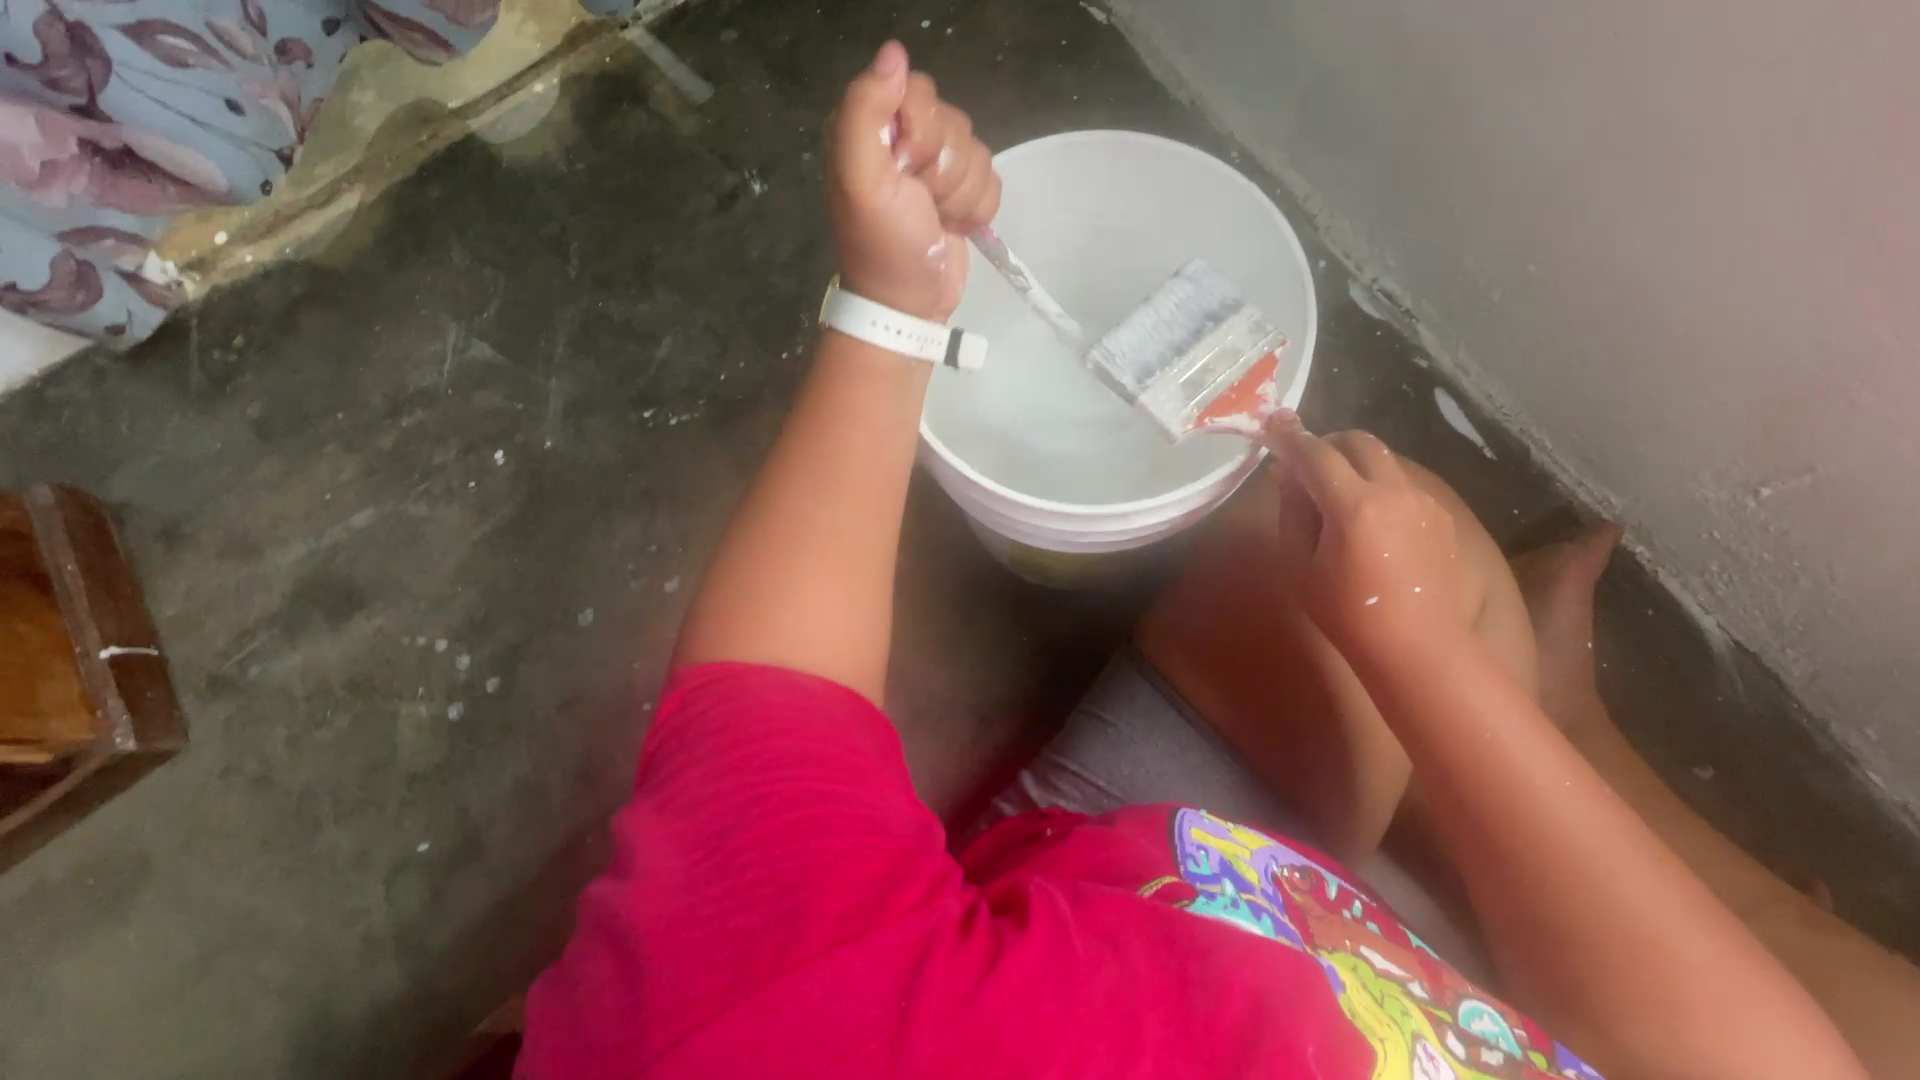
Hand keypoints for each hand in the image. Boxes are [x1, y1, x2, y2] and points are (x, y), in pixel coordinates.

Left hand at [825, 42, 1001, 321]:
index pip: (917, 90)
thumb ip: (866, 110)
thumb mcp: (861, 180)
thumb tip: (894, 53)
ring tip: (935, 219)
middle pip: (953, 119)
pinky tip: (953, 227)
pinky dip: (977, 209)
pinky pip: (991, 178)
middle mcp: (901, 139)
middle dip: (944, 168)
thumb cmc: (884, 246)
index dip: (923, 132)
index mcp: (869, 127)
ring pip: (977, 149)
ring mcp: (935, 167)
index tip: (906, 170)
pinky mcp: (961, 192)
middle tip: (921, 201)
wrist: (909, 304)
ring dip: (961, 194)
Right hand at [1263, 410, 1468, 657]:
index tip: (1270, 425)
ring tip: (1332, 490)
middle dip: (1326, 442)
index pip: (1315, 454)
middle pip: (1358, 441)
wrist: (1417, 647)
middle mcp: (1394, 491)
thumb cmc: (1345, 614)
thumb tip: (1287, 474)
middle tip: (1302, 461)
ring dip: (1353, 460)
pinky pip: (1401, 482)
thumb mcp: (1299, 566)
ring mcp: (1423, 501)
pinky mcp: (1439, 515)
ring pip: (1384, 458)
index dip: (1289, 437)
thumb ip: (1292, 511)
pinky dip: (1376, 482)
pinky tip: (1365, 516)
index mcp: (1354, 506)